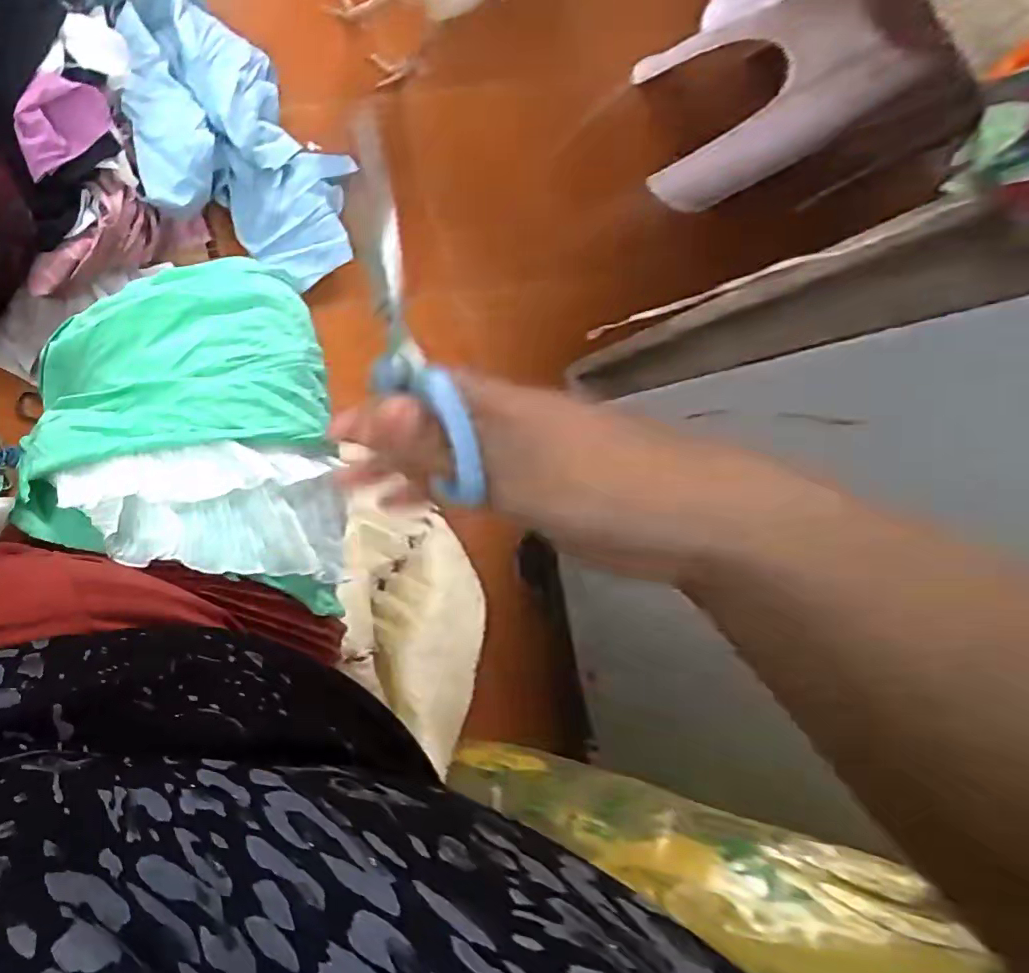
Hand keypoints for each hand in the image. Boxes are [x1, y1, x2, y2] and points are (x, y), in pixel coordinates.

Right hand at [331, 373, 837, 583]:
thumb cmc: (598, 485)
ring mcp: (514, 455)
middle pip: (424, 423)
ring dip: (396, 470)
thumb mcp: (506, 466)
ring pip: (440, 456)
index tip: (335, 432)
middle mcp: (499, 422)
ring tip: (351, 490)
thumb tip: (376, 407)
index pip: (421, 391)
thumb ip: (437, 442)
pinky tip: (400, 509)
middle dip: (377, 441)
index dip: (377, 405)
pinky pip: (463, 484)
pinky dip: (430, 492)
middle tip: (334, 465)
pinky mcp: (529, 487)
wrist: (700, 521)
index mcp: (495, 404)